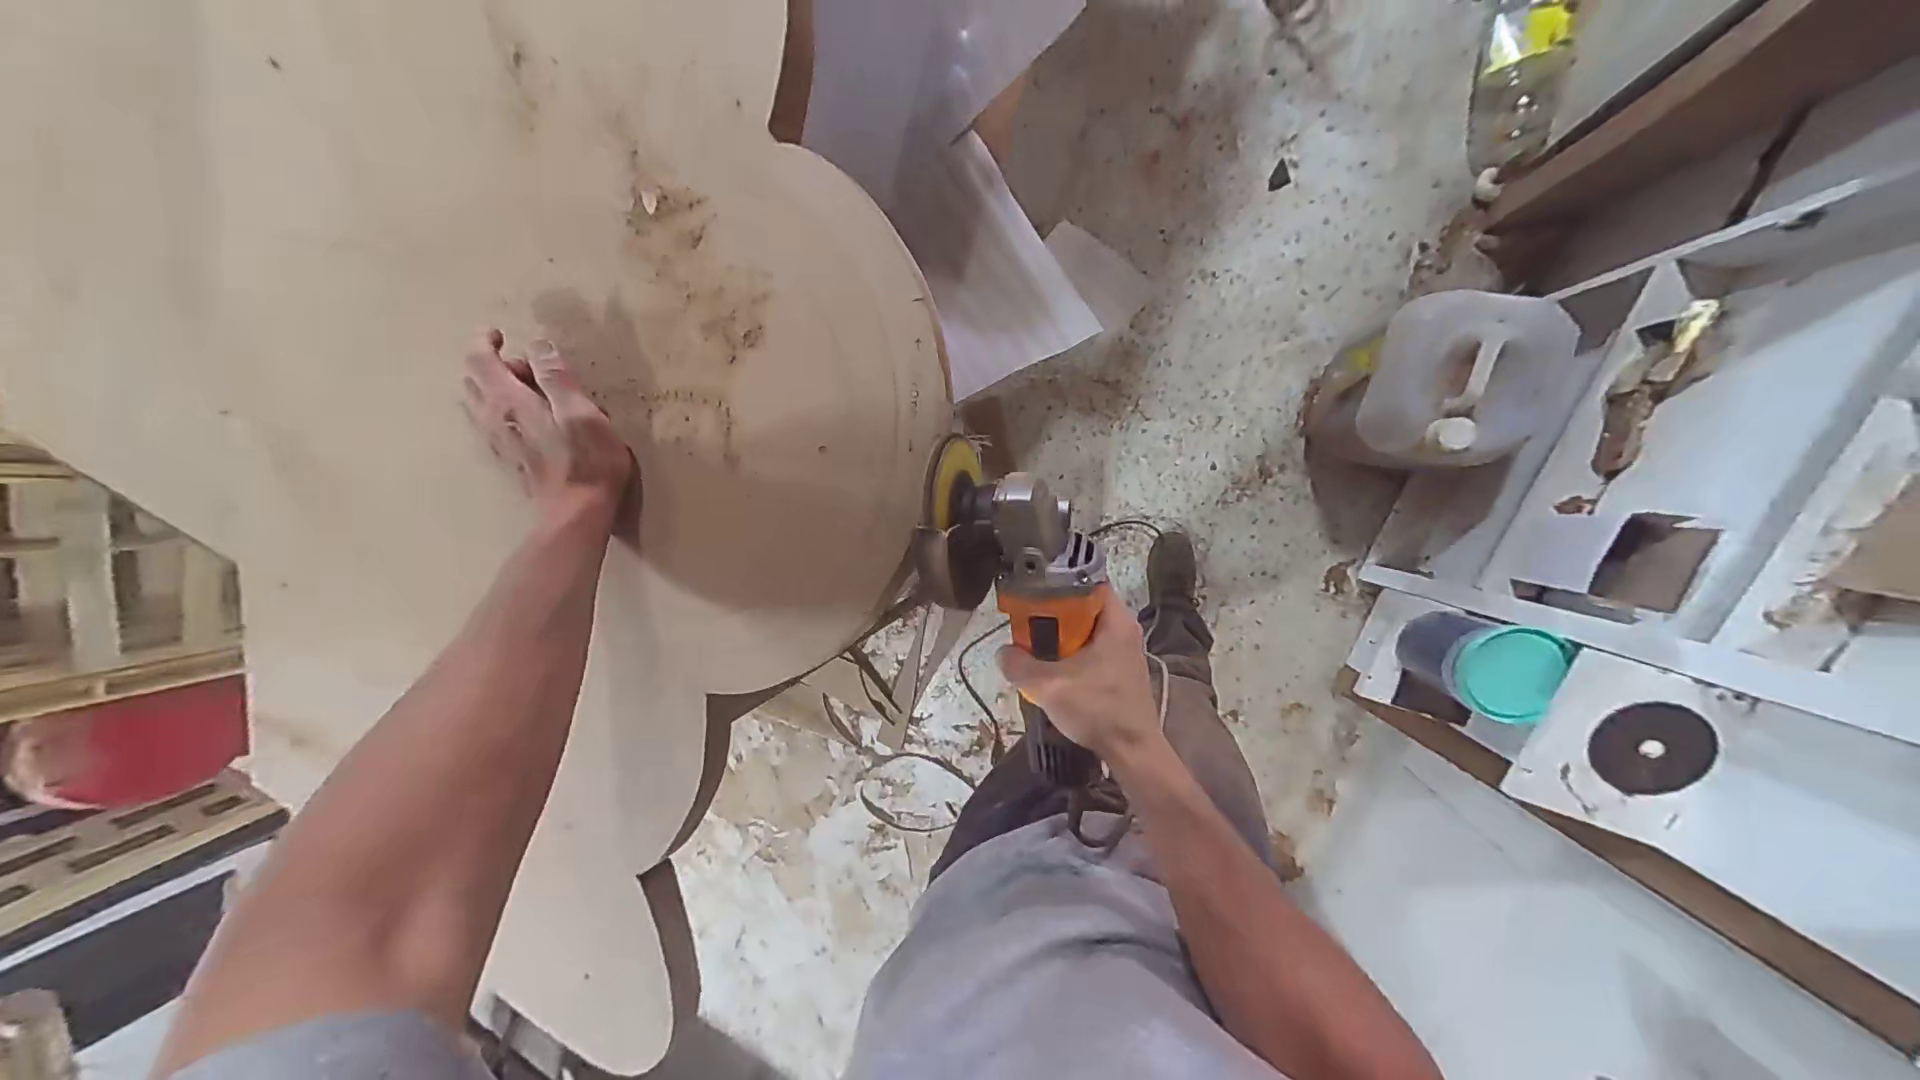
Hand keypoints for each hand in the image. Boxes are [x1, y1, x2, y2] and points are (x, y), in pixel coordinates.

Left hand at [462, 329, 637, 531]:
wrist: (577, 512)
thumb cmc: (587, 461)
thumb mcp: (582, 413)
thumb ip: (557, 378)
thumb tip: (538, 346)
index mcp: (509, 401)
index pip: (480, 359)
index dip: (486, 341)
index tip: (503, 334)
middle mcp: (493, 418)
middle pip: (475, 379)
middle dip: (497, 366)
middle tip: (534, 370)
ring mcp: (497, 442)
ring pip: (479, 403)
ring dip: (497, 389)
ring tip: (532, 393)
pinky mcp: (509, 460)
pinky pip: (490, 425)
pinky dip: (501, 411)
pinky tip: (528, 421)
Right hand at [997, 585, 1162, 761]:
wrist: (1132, 751)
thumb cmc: (1097, 710)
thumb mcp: (1049, 686)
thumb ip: (1020, 665)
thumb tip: (1004, 652)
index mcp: (1116, 620)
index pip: (1087, 581)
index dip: (1057, 583)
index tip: (1032, 595)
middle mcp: (1124, 628)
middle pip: (1082, 606)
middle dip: (1053, 614)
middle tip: (1029, 626)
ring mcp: (1126, 650)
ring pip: (1085, 630)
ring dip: (1061, 638)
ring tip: (1036, 650)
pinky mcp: (1122, 669)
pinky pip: (1091, 649)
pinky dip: (1072, 654)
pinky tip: (1055, 671)